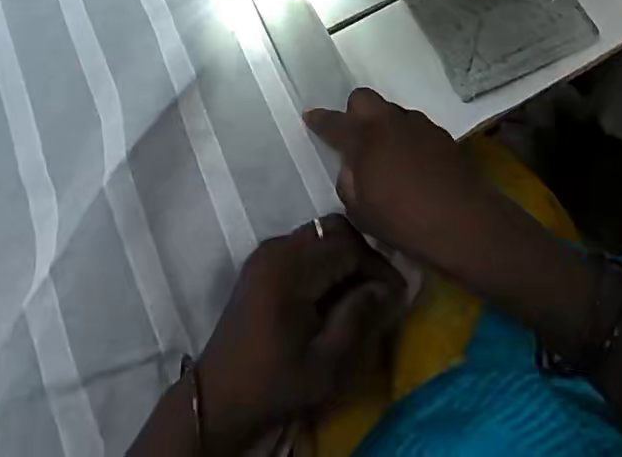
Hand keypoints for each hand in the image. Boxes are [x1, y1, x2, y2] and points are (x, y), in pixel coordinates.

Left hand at [196, 214, 401, 448]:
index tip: (399, 295)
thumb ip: (358, 317)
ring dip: (343, 254)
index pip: (346, 245)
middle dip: (362, 253)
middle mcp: (276, 248)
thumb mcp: (327, 364)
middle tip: (382, 290)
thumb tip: (388, 287)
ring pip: (316, 233)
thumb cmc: (277, 383)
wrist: (222, 393)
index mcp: (289, 268)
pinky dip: (324, 259)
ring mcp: (265, 252)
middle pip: (330, 228)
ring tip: (363, 293)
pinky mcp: (261, 262)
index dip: (378, 266)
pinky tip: (334, 293)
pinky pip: (301, 245)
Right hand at [303, 88, 500, 268]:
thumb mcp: (360, 211)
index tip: (310, 117)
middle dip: (354, 112)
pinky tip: (415, 166)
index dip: (318, 120)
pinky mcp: (444, 137)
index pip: (332, 122)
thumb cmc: (405, 222)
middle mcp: (388, 122)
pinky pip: (416, 129)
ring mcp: (419, 126)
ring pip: (392, 112)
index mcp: (362, 138)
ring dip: (384, 126)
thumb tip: (351, 168)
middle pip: (363, 99)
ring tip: (388, 156)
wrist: (468, 226)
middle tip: (355, 138)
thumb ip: (348, 182)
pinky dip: (408, 140)